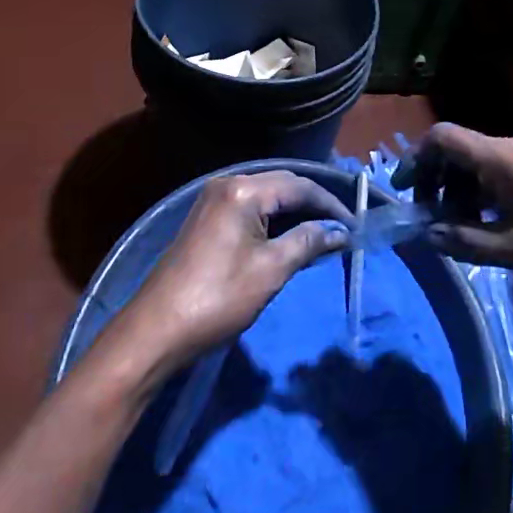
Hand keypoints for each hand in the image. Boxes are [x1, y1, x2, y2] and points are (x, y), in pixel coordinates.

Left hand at [107, 170, 351, 372]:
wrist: (157, 329)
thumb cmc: (219, 297)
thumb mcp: (271, 269)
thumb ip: (308, 242)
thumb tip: (340, 231)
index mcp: (243, 189)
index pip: (299, 185)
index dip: (330, 204)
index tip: (355, 227)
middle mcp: (226, 183)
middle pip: (281, 185)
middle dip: (313, 206)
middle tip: (342, 230)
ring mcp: (212, 200)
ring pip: (265, 198)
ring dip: (293, 214)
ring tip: (322, 236)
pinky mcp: (206, 219)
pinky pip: (249, 210)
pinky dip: (272, 222)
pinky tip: (288, 240)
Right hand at [395, 123, 512, 301]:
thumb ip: (467, 239)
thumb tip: (426, 233)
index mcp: (505, 159)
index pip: (443, 138)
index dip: (415, 159)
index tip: (403, 191)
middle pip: (458, 149)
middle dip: (435, 179)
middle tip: (430, 218)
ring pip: (478, 161)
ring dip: (458, 189)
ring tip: (459, 227)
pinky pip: (499, 171)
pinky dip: (481, 191)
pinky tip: (489, 223)